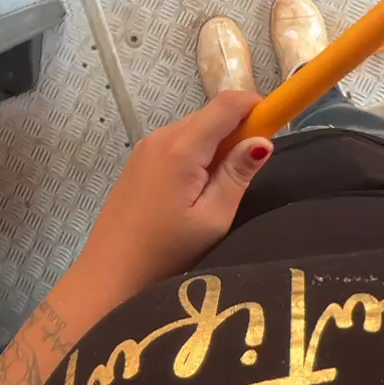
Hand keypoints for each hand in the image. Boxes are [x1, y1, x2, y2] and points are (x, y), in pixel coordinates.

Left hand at [76, 92, 273, 293]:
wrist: (106, 281)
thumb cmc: (165, 256)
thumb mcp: (212, 220)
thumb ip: (237, 175)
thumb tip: (263, 141)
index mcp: (182, 146)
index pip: (227, 103)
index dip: (256, 106)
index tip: (277, 127)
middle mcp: (162, 136)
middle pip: (211, 115)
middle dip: (238, 130)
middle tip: (251, 170)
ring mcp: (146, 147)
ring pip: (195, 128)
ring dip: (217, 145)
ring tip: (221, 189)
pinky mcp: (138, 161)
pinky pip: (178, 143)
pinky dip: (196, 154)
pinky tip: (194, 192)